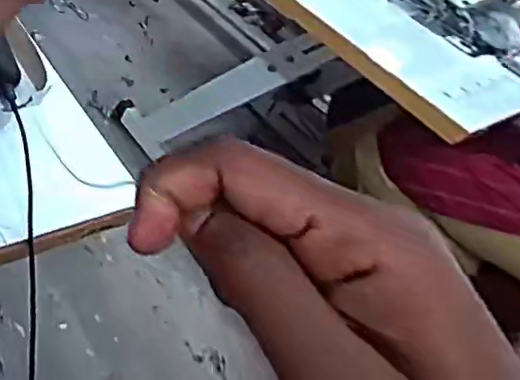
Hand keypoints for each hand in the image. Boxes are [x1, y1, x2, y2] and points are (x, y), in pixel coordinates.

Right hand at [129, 138, 519, 379]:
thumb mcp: (331, 370)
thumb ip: (255, 277)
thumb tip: (188, 211)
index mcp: (375, 234)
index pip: (233, 161)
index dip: (171, 187)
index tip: (143, 239)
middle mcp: (376, 225)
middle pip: (241, 181)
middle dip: (197, 221)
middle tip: (196, 287)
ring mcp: (375, 248)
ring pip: (252, 211)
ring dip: (222, 250)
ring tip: (246, 317)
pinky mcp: (368, 273)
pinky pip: (279, 243)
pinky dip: (248, 268)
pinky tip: (268, 314)